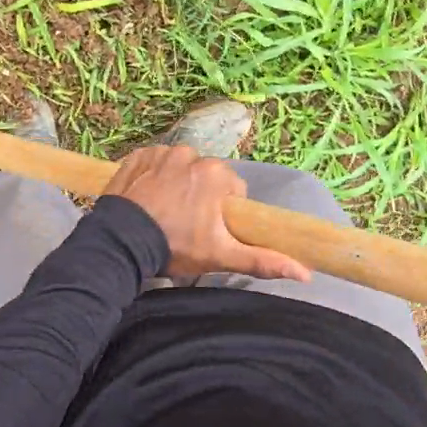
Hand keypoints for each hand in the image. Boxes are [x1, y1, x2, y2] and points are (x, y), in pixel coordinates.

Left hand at [103, 146, 311, 282]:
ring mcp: (161, 152)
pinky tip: (145, 200)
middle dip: (198, 197)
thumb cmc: (175, 247)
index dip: (222, 212)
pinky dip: (151, 177)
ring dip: (175, 185)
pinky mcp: (136, 155)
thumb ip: (262, 260)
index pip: (232, 190)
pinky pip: (153, 163)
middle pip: (206, 177)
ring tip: (162, 213)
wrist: (121, 242)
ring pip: (179, 168)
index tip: (205, 229)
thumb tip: (305, 274)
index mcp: (218, 174)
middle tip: (182, 224)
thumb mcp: (220, 256)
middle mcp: (192, 154)